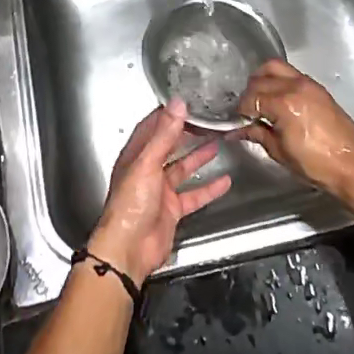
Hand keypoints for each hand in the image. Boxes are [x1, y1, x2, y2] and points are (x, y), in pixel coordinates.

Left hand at [87, 98, 231, 283]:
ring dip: (199, 157)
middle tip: (206, 121)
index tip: (187, 103)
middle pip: (169, 146)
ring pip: (182, 168)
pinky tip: (225, 182)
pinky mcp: (171, 210)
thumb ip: (164, 134)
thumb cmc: (130, 205)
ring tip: (217, 142)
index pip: (152, 127)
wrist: (128, 250)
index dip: (168, 115)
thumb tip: (177, 104)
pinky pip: (193, 195)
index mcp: (136, 155)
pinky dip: (208, 188)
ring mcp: (159, 190)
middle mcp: (147, 170)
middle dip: (186, 133)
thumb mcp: (148, 163)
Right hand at [235, 59, 353, 198]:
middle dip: (249, 94)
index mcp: (283, 104)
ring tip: (260, 97)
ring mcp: (307, 84)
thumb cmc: (316, 165)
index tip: (237, 120)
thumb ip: (258, 134)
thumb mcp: (281, 153)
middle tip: (247, 111)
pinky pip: (290, 73)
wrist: (353, 166)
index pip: (251, 99)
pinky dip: (278, 79)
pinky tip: (277, 97)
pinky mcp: (317, 87)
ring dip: (262, 79)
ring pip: (274, 67)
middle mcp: (294, 87)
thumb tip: (237, 131)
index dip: (240, 110)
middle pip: (260, 80)